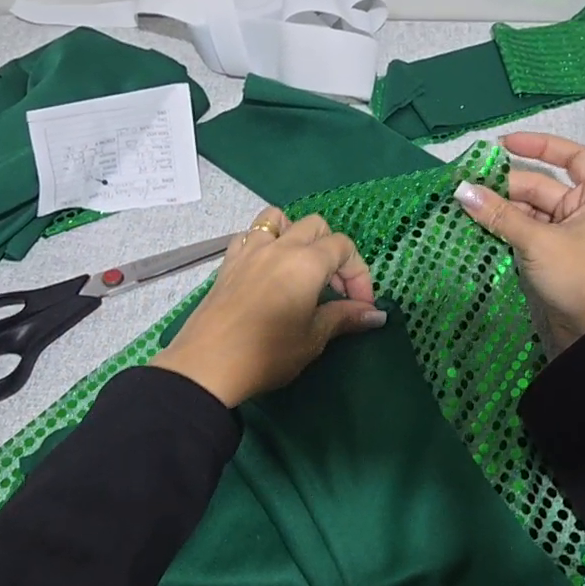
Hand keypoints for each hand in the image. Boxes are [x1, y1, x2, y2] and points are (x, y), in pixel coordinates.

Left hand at [151, 208, 386, 406]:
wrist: (208, 365)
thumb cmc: (268, 353)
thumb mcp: (313, 338)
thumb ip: (345, 317)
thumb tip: (376, 314)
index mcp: (306, 262)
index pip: (344, 247)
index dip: (359, 274)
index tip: (361, 306)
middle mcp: (280, 247)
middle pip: (316, 226)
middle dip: (333, 251)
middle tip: (335, 289)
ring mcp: (250, 251)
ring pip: (278, 220)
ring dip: (296, 235)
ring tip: (300, 266)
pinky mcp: (228, 263)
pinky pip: (249, 236)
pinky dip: (264, 242)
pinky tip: (267, 269)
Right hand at [453, 133, 584, 351]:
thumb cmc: (578, 279)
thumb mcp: (538, 242)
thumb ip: (499, 215)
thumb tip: (461, 190)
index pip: (573, 157)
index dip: (541, 145)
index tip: (505, 144)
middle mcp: (584, 211)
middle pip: (541, 187)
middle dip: (505, 187)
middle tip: (466, 186)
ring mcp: (566, 236)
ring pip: (528, 212)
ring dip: (499, 209)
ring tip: (464, 205)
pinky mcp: (550, 257)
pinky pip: (523, 233)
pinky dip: (503, 229)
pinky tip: (476, 226)